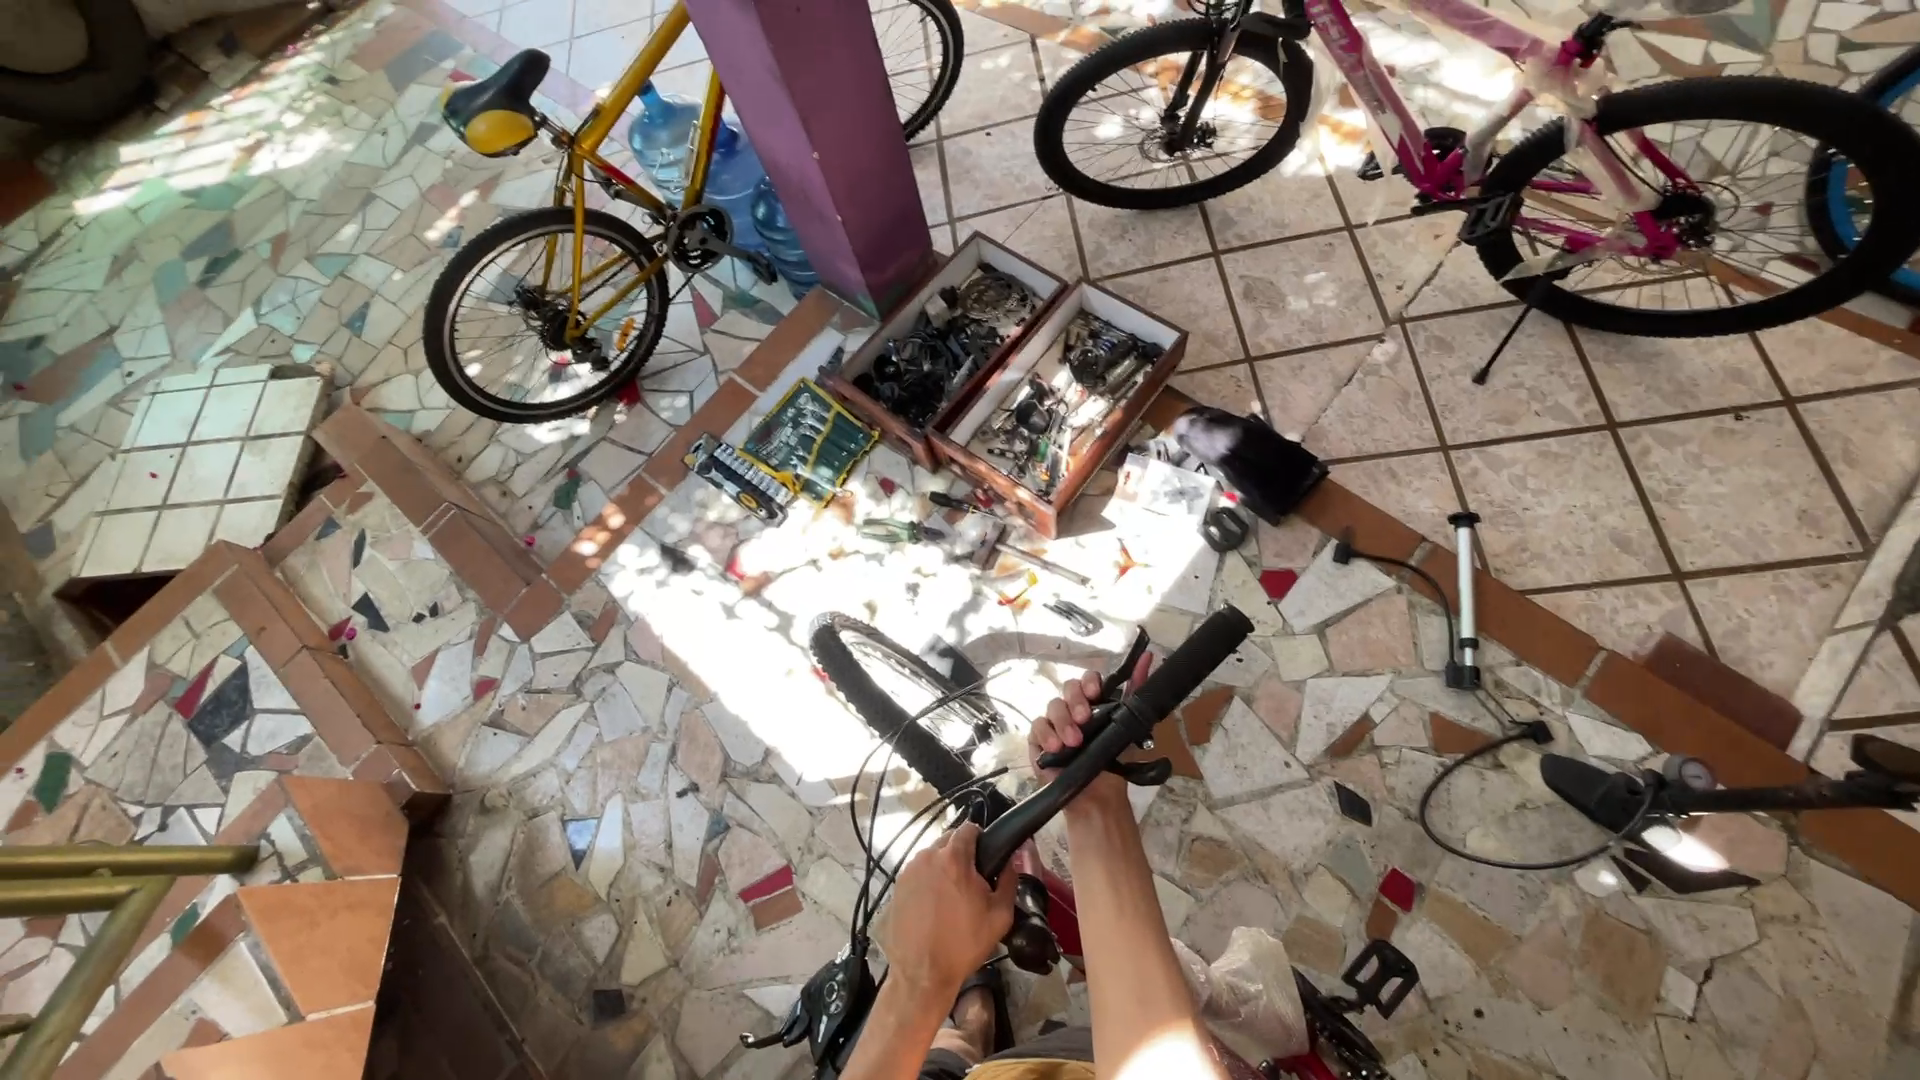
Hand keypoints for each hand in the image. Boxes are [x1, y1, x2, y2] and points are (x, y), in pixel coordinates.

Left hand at [878, 823, 1016, 997]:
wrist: (922, 974)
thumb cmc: (964, 944)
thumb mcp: (999, 916)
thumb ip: (1009, 881)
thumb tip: (1012, 861)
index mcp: (954, 859)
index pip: (968, 828)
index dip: (980, 837)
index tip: (985, 854)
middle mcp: (927, 857)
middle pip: (948, 841)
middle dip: (961, 854)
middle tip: (971, 880)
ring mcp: (908, 871)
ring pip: (931, 858)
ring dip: (942, 868)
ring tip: (951, 896)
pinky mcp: (896, 887)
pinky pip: (917, 874)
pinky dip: (926, 882)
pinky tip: (933, 907)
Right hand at [1028, 653, 1153, 814]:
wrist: (1098, 796)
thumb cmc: (1113, 761)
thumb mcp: (1130, 725)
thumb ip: (1137, 692)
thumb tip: (1149, 658)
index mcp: (1094, 704)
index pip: (1087, 681)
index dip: (1089, 681)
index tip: (1094, 691)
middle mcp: (1073, 710)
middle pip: (1068, 688)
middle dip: (1075, 700)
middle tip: (1084, 719)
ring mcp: (1054, 723)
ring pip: (1053, 706)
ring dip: (1063, 721)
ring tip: (1073, 742)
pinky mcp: (1038, 740)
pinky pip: (1037, 726)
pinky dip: (1046, 734)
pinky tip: (1055, 747)